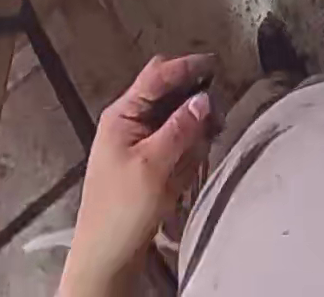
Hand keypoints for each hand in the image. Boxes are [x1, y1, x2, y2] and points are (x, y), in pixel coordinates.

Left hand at [60, 54, 214, 296]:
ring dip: (195, 117)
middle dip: (193, 93)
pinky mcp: (148, 153)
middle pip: (168, 88)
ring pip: (175, 109)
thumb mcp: (155, 165)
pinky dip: (190, 135)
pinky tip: (200, 148)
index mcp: (123, 114)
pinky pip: (176, 131)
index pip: (158, 74)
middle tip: (216, 106)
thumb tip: (205, 96)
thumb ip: (181, 127)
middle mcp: (130, 117)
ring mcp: (139, 135)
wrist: (106, 258)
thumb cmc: (124, 209)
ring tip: (211, 133)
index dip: (187, 66)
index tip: (216, 64)